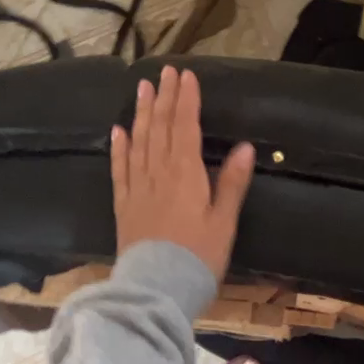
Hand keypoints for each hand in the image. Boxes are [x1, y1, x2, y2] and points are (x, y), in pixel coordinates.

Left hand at [111, 65, 255, 278]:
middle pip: (161, 127)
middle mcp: (159, 172)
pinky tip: (118, 130)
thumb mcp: (224, 222)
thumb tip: (245, 146)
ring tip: (141, 88)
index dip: (186, 99)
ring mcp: (138, 187)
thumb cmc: (197, 257)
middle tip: (164, 70)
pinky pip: (120, 169)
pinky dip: (119, 147)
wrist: (155, 293)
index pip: (185, 126)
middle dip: (164, 97)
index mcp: (186, 172)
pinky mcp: (123, 205)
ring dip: (142, 113)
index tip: (186, 75)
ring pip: (140, 141)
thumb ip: (232, 183)